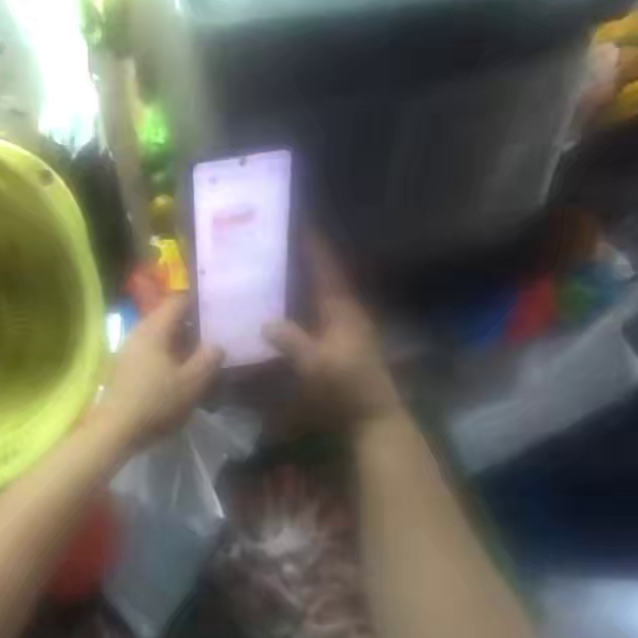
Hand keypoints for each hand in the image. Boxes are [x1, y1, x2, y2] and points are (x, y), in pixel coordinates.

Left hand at [96, 294, 221, 446]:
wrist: (114, 430)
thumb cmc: (156, 401)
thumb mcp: (192, 381)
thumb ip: (208, 358)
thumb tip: (216, 344)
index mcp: (153, 329)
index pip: (177, 301)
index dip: (198, 301)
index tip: (216, 309)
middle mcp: (136, 334)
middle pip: (165, 319)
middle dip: (189, 326)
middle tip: (211, 336)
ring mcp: (125, 352)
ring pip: (156, 338)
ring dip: (176, 344)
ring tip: (196, 358)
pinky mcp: (120, 370)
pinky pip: (147, 354)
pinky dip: (163, 357)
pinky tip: (174, 374)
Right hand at [264, 234, 402, 426]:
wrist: (371, 416)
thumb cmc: (347, 388)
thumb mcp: (317, 366)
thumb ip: (292, 342)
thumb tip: (266, 322)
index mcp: (342, 309)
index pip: (326, 268)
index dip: (312, 245)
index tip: (296, 221)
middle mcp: (343, 312)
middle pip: (320, 277)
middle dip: (299, 260)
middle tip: (272, 244)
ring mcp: (341, 328)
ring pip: (316, 297)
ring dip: (296, 284)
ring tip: (268, 271)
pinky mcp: (336, 344)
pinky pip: (312, 316)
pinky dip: (296, 307)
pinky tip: (277, 311)